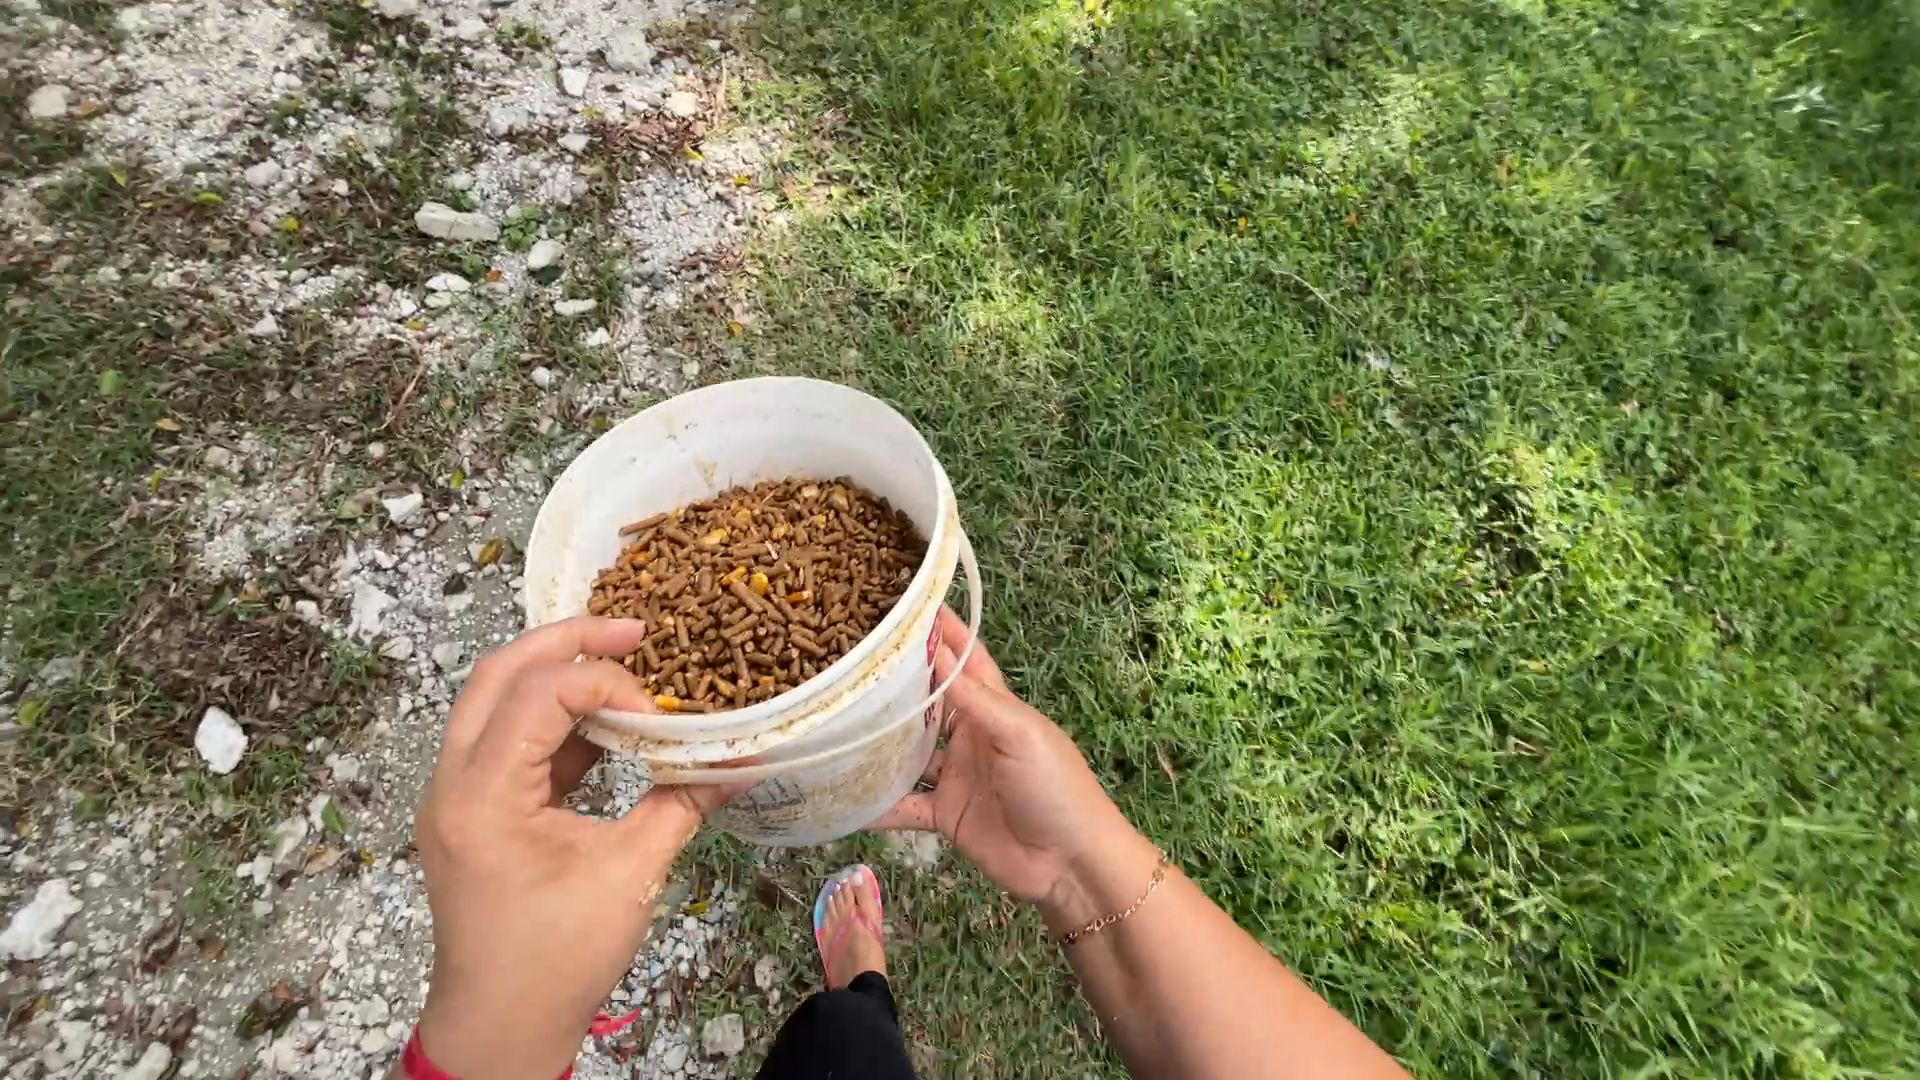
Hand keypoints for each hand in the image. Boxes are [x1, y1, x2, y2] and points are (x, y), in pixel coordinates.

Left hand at [413, 618, 736, 1079]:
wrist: (498, 1029)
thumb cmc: (557, 958)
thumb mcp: (631, 874)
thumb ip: (684, 804)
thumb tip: (743, 763)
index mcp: (482, 796)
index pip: (540, 694)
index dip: (608, 686)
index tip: (660, 718)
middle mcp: (454, 780)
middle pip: (499, 671)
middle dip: (571, 639)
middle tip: (635, 631)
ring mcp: (458, 791)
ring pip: (497, 694)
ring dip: (561, 670)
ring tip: (624, 661)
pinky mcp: (478, 803)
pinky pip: (513, 732)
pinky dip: (562, 714)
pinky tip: (611, 720)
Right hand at [869, 608, 1135, 906]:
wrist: (1070, 863)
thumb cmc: (1054, 786)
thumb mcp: (1019, 735)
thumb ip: (976, 701)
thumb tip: (936, 654)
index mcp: (995, 708)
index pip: (966, 660)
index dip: (944, 632)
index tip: (910, 605)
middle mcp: (970, 735)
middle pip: (927, 703)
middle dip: (896, 684)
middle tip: (852, 663)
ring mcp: (957, 775)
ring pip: (909, 753)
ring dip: (878, 743)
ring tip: (835, 725)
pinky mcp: (946, 815)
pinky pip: (905, 806)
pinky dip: (878, 806)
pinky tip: (844, 800)